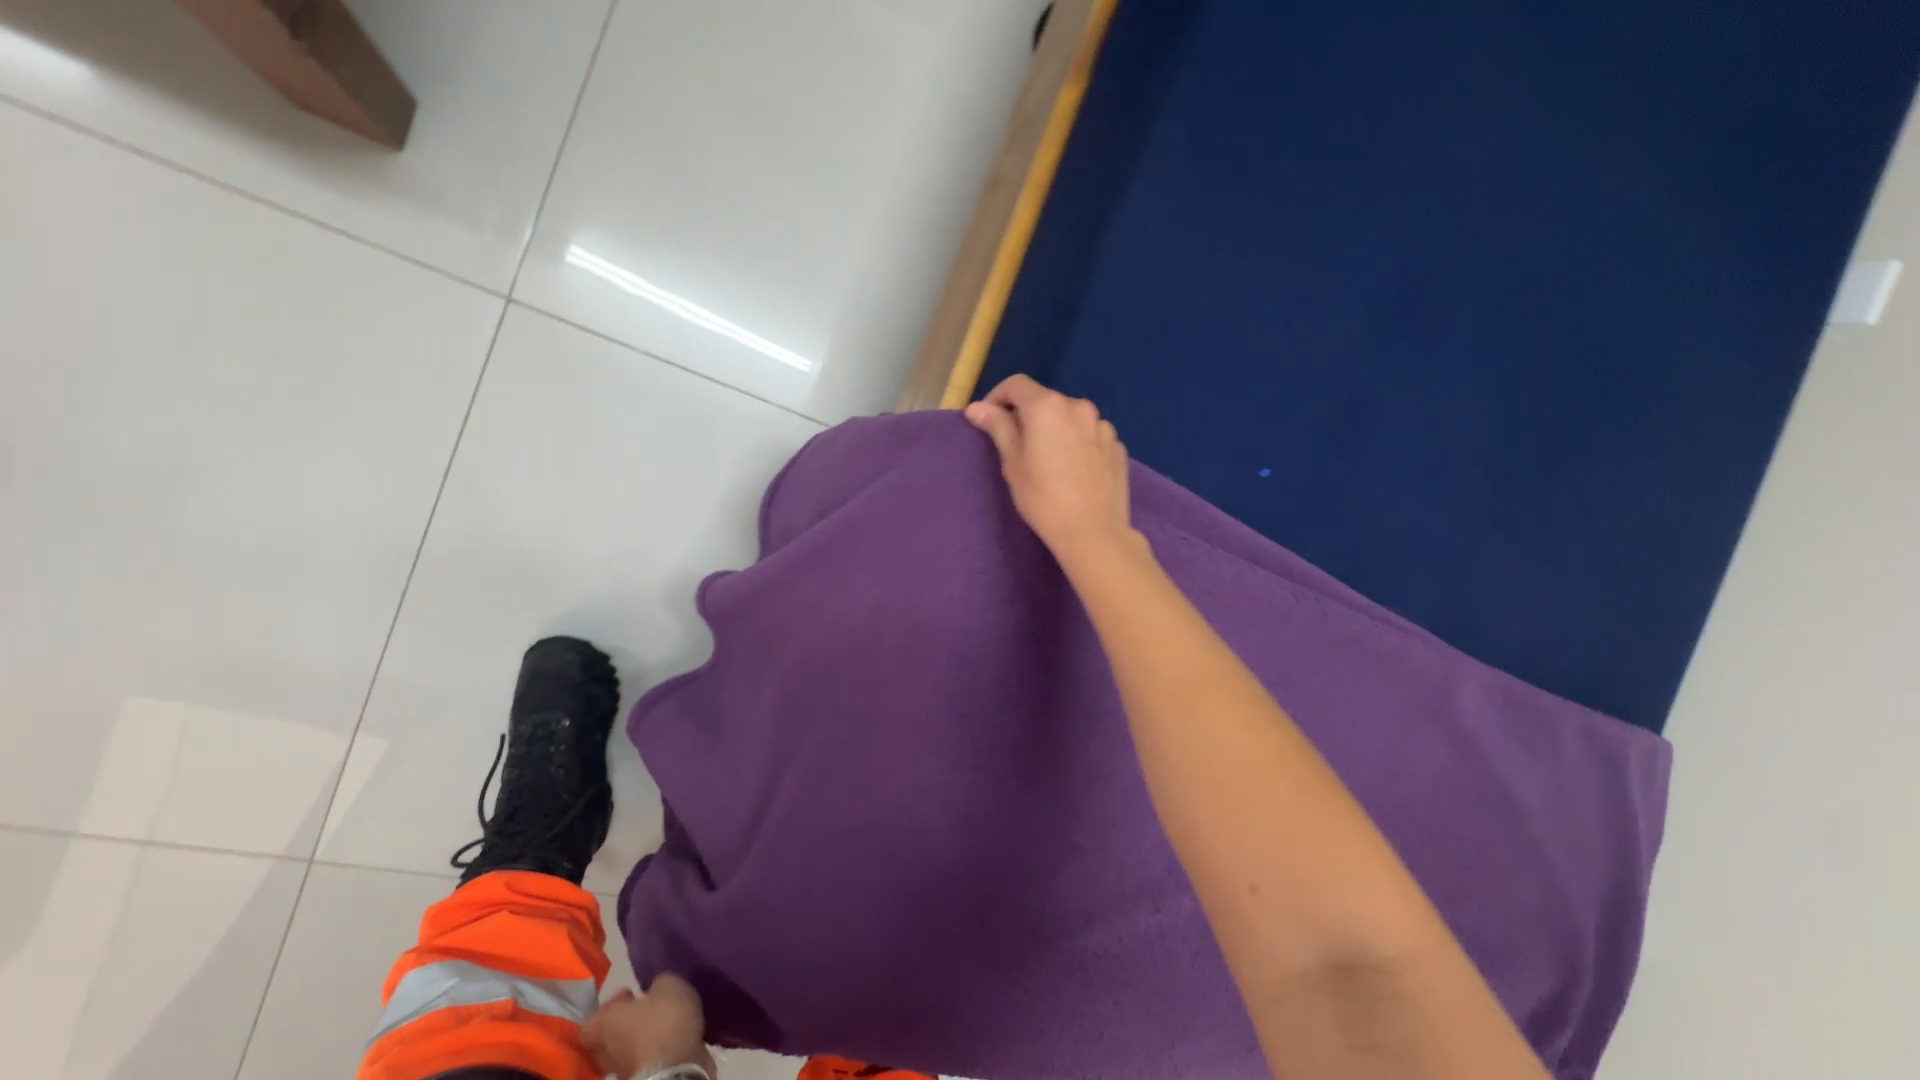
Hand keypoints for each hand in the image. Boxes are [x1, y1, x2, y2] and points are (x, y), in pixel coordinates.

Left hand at [582, 974, 715, 1079]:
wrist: (676, 1069)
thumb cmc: (664, 1021)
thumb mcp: (668, 985)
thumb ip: (658, 983)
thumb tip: (655, 988)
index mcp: (603, 1024)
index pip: (591, 1020)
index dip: (610, 1007)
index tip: (632, 995)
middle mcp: (605, 1051)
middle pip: (608, 1037)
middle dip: (626, 1024)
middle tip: (648, 1010)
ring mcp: (621, 1071)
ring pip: (626, 1051)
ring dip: (641, 1040)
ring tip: (664, 1026)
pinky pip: (644, 1062)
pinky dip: (655, 1053)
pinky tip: (673, 1041)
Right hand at [963, 374, 1137, 566]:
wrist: (1094, 532)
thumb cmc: (1043, 498)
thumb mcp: (1012, 463)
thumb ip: (998, 427)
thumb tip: (977, 407)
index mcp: (1048, 406)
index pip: (1017, 384)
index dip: (998, 397)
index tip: (989, 420)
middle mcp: (1078, 407)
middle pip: (1045, 401)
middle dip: (1028, 416)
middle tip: (1016, 447)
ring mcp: (1102, 426)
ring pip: (1070, 419)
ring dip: (1055, 430)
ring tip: (1049, 461)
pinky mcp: (1117, 446)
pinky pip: (1090, 436)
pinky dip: (1077, 443)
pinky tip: (1073, 472)